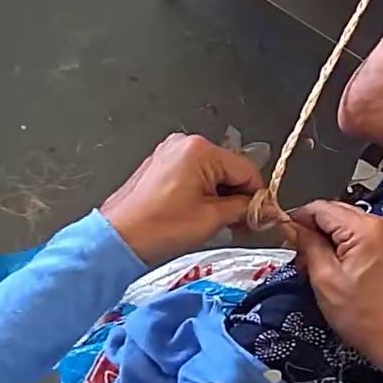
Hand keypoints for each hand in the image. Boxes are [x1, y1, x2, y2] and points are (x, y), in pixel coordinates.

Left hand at [101, 133, 263, 263]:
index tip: (262, 215)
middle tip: (242, 225)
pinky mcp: (162, 166)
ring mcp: (171, 153)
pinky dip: (203, 195)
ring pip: (212, 174)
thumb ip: (243, 208)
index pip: (247, 169)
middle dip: (238, 198)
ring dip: (221, 198)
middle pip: (229, 170)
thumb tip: (261, 207)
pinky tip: (201, 216)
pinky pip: (194, 176)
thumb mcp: (211, 219)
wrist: (119, 238)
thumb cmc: (155, 227)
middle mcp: (184, 144)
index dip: (258, 196)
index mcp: (199, 150)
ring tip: (218, 225)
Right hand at [289, 200, 382, 382]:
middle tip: (294, 252)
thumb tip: (289, 224)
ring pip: (340, 221)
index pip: (321, 208)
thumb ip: (307, 243)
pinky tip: (324, 261)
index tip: (281, 234)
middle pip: (332, 211)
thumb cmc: (358, 313)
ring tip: (308, 261)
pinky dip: (335, 242)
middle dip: (310, 228)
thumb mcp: (324, 277)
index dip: (297, 218)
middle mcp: (378, 222)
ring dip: (321, 236)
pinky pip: (352, 231)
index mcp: (365, 228)